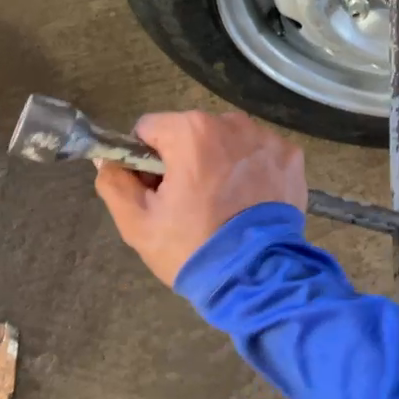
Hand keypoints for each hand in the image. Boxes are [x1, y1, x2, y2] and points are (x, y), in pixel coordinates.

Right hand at [93, 110, 307, 285]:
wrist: (256, 276)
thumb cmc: (192, 246)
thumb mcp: (137, 222)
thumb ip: (115, 182)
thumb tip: (108, 158)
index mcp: (191, 131)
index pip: (151, 129)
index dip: (146, 159)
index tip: (157, 190)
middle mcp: (231, 122)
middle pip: (192, 133)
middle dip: (185, 159)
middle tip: (190, 203)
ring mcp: (266, 137)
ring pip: (227, 141)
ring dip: (220, 162)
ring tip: (223, 205)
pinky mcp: (291, 156)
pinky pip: (259, 154)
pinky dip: (252, 171)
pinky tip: (250, 201)